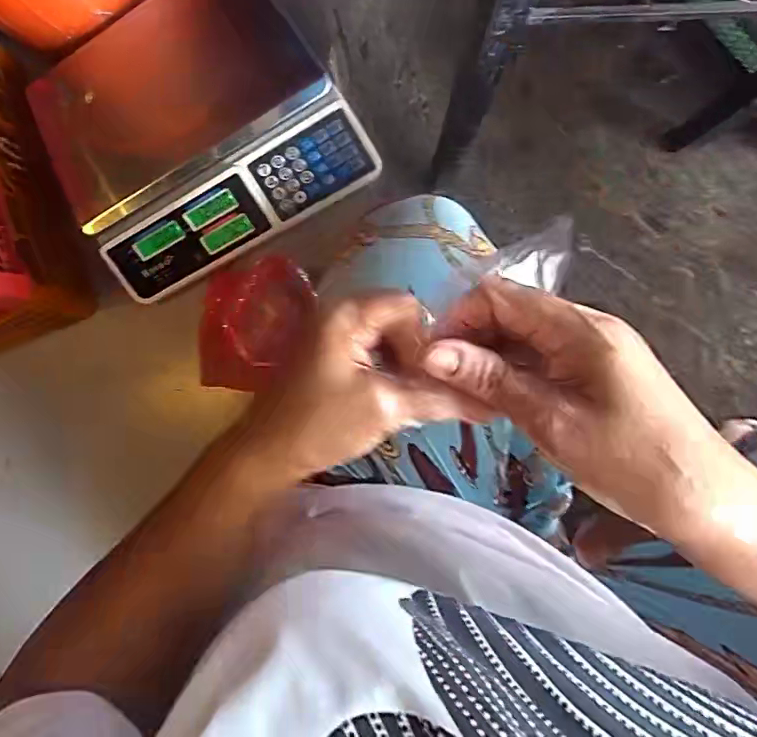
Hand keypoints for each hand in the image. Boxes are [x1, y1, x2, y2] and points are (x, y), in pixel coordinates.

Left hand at [235, 293, 493, 481]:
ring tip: (412, 399)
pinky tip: (392, 398)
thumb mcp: (385, 408)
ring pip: (384, 336)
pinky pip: (367, 348)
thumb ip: (435, 396)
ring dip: (403, 363)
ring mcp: (328, 330)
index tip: (432, 377)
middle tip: (427, 391)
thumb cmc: (323, 423)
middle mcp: (337, 310)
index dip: (427, 339)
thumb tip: (488, 402)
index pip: (409, 305)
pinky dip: (385, 369)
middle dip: (417, 353)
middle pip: (397, 319)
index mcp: (347, 312)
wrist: (268, 451)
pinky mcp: (326, 351)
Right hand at [417, 278, 756, 540]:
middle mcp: (584, 325)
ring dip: (486, 359)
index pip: (498, 295)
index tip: (431, 357)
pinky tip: (495, 402)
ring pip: (519, 335)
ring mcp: (591, 347)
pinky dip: (510, 373)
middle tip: (440, 382)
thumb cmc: (635, 463)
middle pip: (507, 312)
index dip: (457, 318)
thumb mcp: (553, 422)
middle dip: (468, 339)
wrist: (715, 506)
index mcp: (578, 327)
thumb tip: (432, 351)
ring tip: (462, 397)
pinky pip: (538, 356)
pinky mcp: (595, 370)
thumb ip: (491, 380)